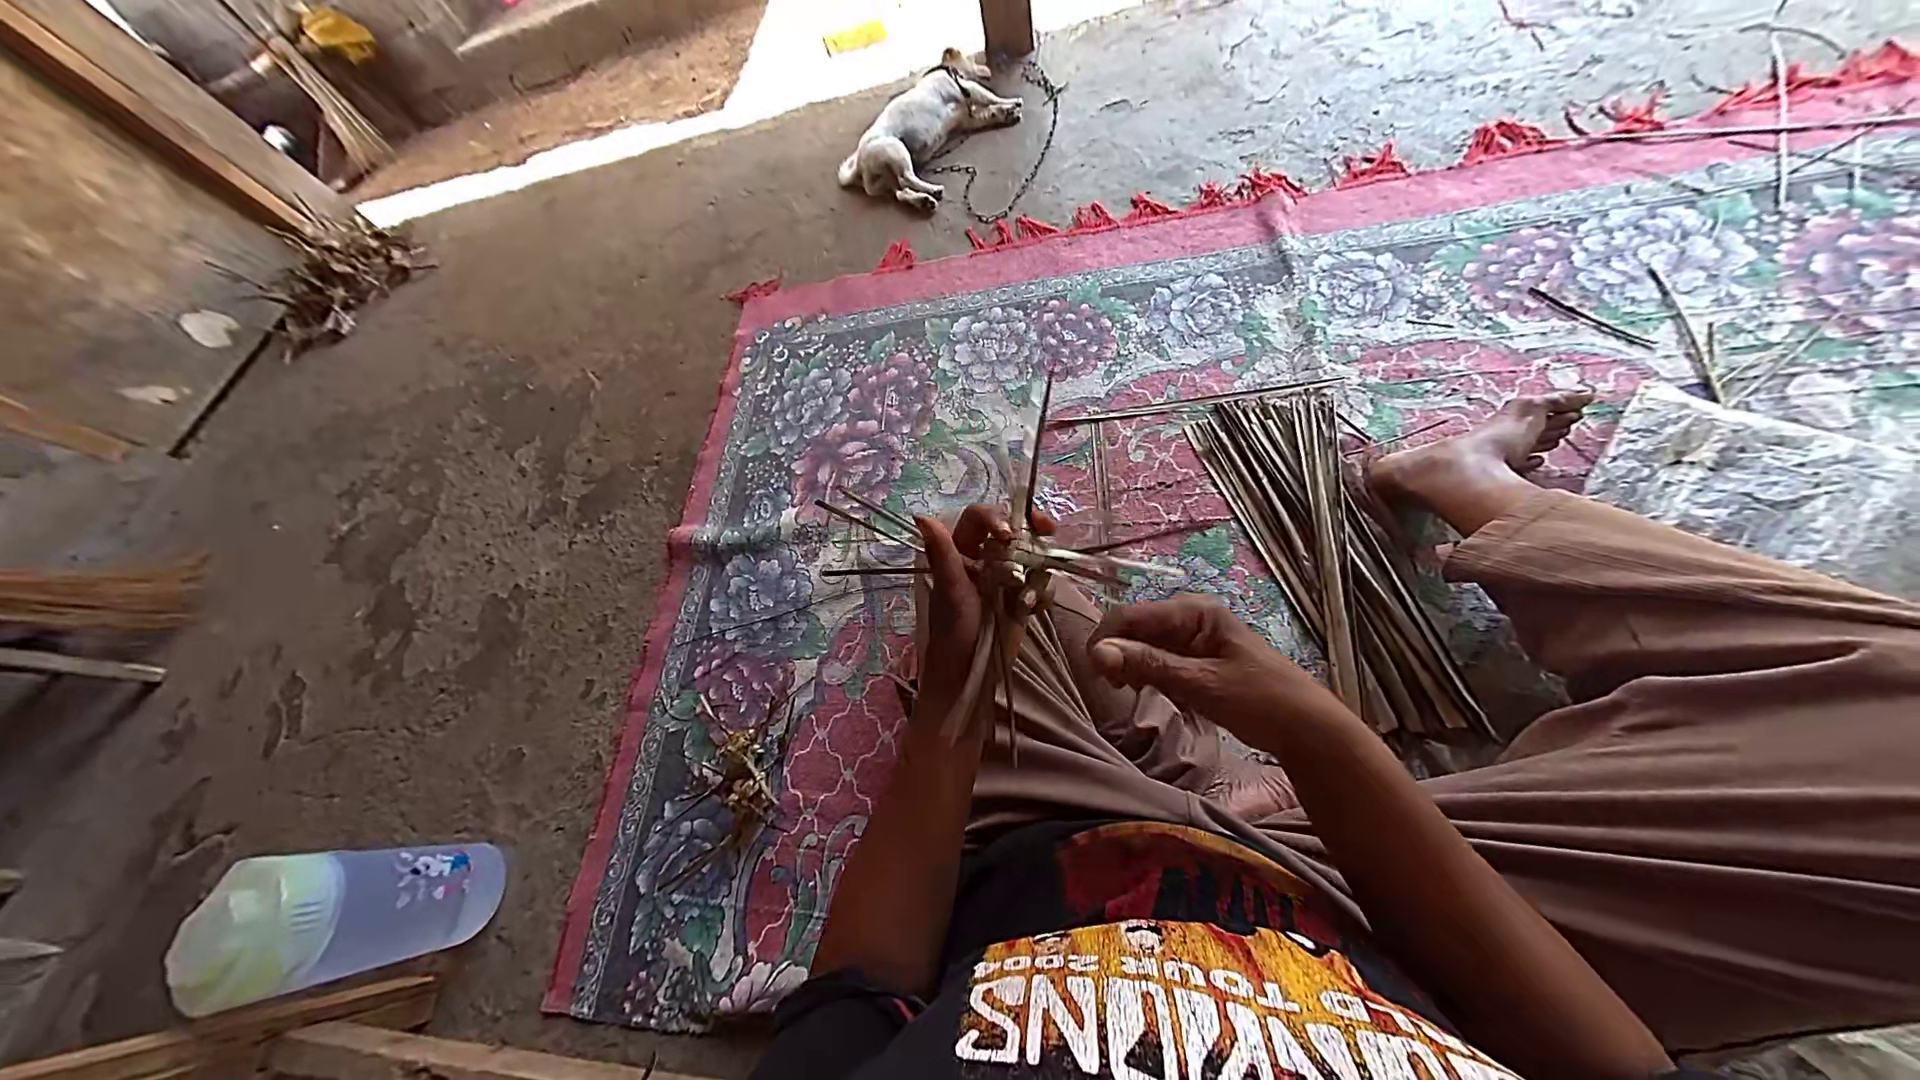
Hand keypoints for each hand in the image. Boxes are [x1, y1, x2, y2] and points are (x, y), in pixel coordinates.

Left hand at [912, 505, 1053, 728]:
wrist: (969, 678)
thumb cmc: (953, 635)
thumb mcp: (950, 592)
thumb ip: (942, 553)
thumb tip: (921, 515)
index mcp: (958, 552)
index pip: (979, 519)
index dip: (997, 518)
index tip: (1009, 535)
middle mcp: (982, 560)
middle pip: (1013, 529)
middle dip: (1031, 531)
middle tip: (1046, 531)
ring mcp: (1005, 579)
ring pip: (1032, 556)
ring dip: (1036, 572)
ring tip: (1025, 598)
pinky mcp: (1022, 598)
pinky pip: (1042, 583)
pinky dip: (1041, 594)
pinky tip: (1033, 610)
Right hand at [1088, 595, 1346, 731]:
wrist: (1309, 731)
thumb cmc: (1260, 701)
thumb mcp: (1200, 683)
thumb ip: (1148, 665)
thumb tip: (1097, 653)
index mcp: (1194, 611)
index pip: (1131, 615)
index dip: (1105, 639)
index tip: (1093, 673)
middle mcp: (1190, 618)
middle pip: (1134, 628)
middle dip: (1117, 654)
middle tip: (1112, 688)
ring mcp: (1193, 639)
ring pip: (1142, 646)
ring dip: (1129, 666)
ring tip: (1127, 692)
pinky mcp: (1195, 660)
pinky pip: (1156, 660)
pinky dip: (1145, 675)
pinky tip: (1145, 691)